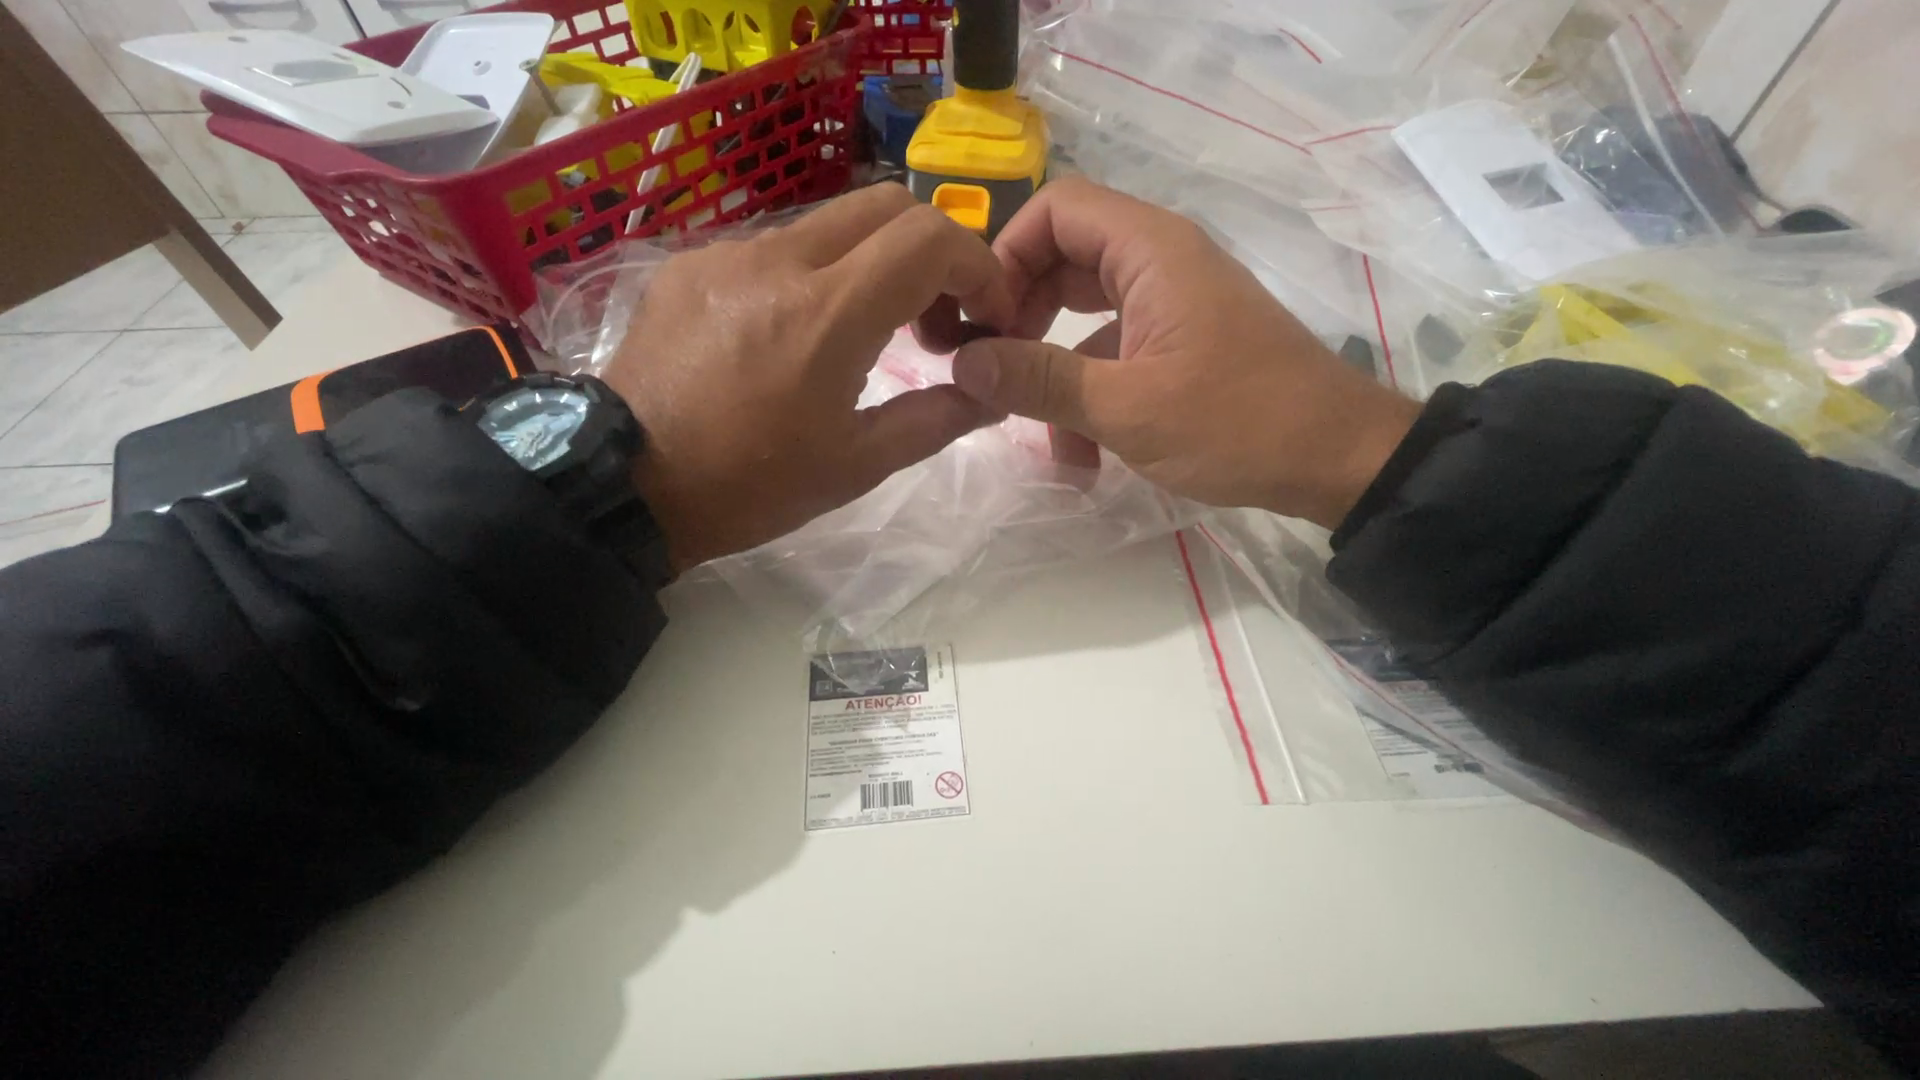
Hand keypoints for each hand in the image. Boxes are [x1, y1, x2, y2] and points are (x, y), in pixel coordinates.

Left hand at [602, 184, 1014, 570]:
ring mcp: (727, 254)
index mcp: (828, 314)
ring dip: (871, 262)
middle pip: (887, 204)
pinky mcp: (690, 264)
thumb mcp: (856, 466)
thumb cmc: (750, 487)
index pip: (930, 238)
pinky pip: (774, 247)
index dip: (978, 265)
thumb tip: (990, 391)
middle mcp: (779, 261)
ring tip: (866, 332)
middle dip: (931, 252)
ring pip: (830, 223)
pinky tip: (794, 333)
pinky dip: (812, 275)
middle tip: (933, 319)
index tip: (984, 312)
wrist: (624, 487)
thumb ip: (936, 419)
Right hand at [946, 177, 1420, 529]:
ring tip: (1027, 426)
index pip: (1055, 210)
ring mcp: (1172, 304)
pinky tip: (1079, 455)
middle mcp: (1159, 262)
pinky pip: (1114, 350)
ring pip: (1083, 314)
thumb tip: (963, 364)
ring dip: (1049, 366)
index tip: (982, 321)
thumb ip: (1039, 380)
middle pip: (1062, 259)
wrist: (1337, 459)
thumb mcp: (1125, 408)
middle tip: (988, 368)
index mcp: (1150, 251)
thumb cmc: (1235, 422)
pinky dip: (1087, 392)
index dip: (1006, 256)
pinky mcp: (1181, 344)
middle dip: (1018, 315)